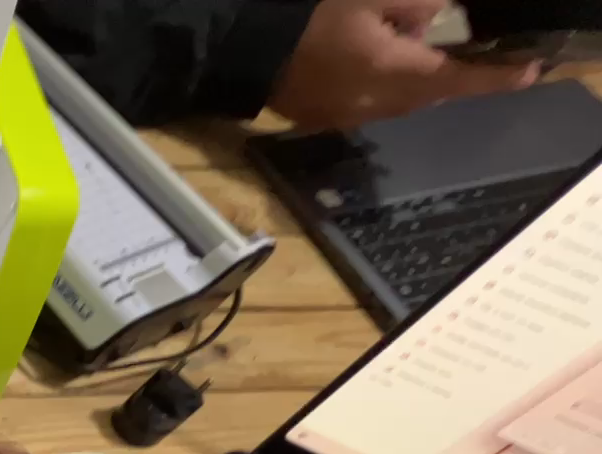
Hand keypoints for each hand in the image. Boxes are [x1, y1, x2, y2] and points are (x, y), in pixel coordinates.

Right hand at [268, 0, 536, 130]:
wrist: (249, 56)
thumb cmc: (311, 22)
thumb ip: (417, 6)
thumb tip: (432, 23)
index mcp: (385, 70)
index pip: (451, 78)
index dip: (491, 78)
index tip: (528, 74)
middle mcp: (367, 102)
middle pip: (425, 97)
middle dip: (451, 82)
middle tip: (475, 63)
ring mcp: (340, 116)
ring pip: (397, 107)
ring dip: (417, 90)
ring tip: (421, 66)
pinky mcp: (319, 119)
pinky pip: (365, 112)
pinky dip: (384, 97)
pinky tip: (377, 78)